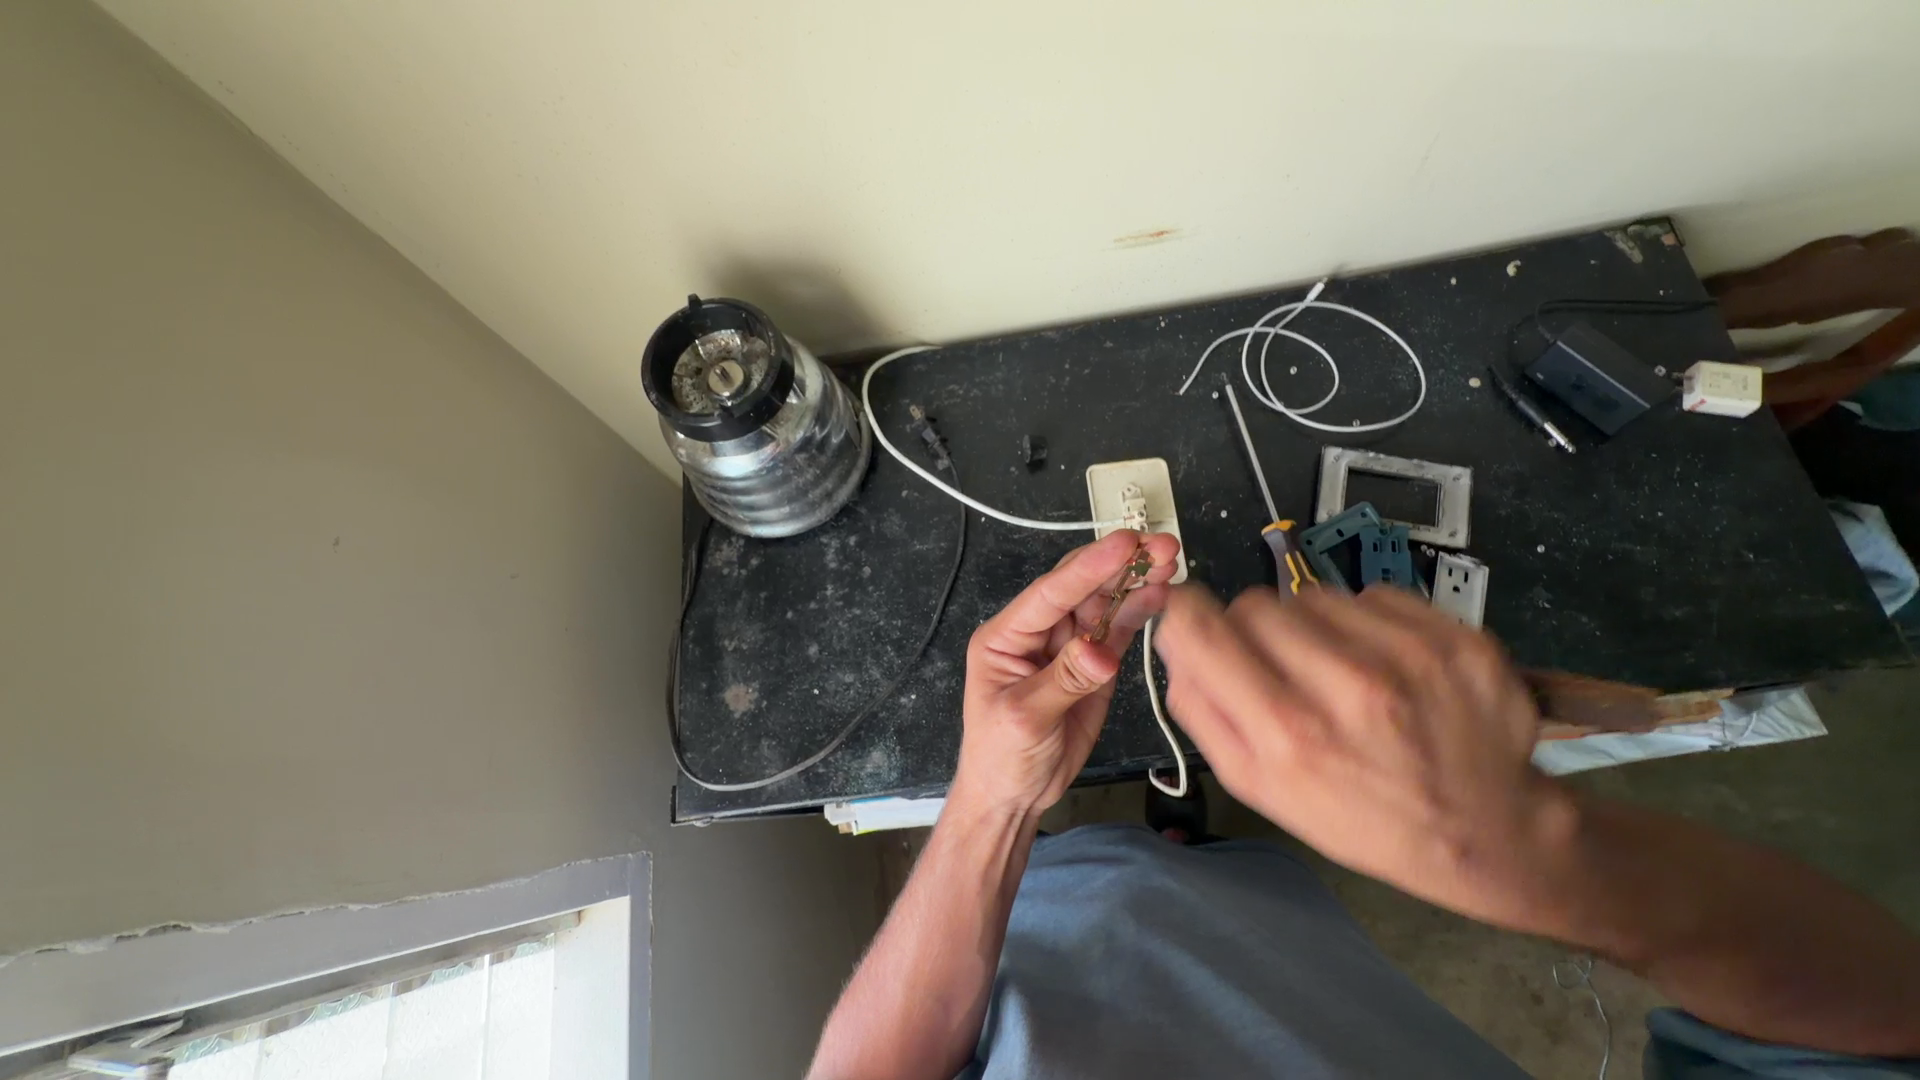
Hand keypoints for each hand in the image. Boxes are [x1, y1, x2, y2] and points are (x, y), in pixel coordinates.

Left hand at [950, 530, 1181, 822]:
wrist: (1014, 795)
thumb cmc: (1001, 756)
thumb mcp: (1025, 718)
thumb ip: (1063, 681)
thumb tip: (1100, 653)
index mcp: (1006, 636)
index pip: (1050, 593)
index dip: (1088, 567)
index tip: (1123, 544)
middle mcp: (1037, 632)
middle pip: (1080, 589)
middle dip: (1118, 564)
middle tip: (1159, 544)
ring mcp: (1067, 647)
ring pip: (1103, 604)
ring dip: (1134, 582)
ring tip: (1168, 559)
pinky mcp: (1093, 666)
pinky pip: (1116, 632)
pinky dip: (1138, 611)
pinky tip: (1160, 593)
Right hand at [1151, 584, 1576, 928]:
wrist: (1485, 835)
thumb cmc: (1354, 816)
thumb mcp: (1256, 786)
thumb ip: (1200, 709)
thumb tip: (1173, 635)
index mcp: (1285, 732)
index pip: (1199, 627)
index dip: (1186, 614)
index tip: (1196, 619)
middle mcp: (1346, 685)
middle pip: (1254, 604)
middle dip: (1254, 629)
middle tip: (1281, 667)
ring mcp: (1410, 656)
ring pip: (1313, 595)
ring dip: (1312, 624)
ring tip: (1341, 671)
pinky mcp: (1458, 637)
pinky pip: (1373, 594)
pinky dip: (1366, 621)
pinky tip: (1385, 663)